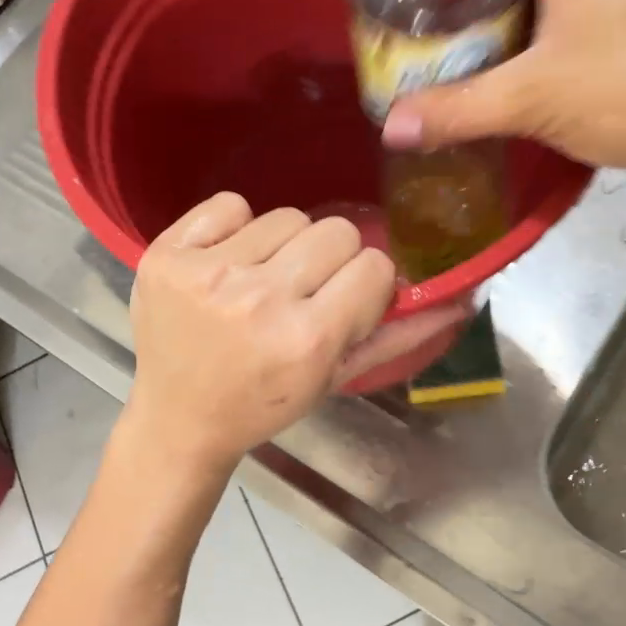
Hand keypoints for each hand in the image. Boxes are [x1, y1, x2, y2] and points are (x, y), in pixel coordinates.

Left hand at [124, 193, 468, 468]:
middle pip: (335, 231)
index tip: (345, 302)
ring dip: (283, 246)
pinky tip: (225, 265)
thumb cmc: (262, 406)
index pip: (374, 266)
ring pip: (285, 215)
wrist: (178, 421)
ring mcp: (207, 273)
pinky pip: (228, 204)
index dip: (366, 284)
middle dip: (330, 261)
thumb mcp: (332, 381)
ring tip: (260, 282)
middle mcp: (259, 299)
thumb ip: (394, 337)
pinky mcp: (166, 254)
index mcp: (307, 339)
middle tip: (304, 291)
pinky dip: (234, 228)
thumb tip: (459, 299)